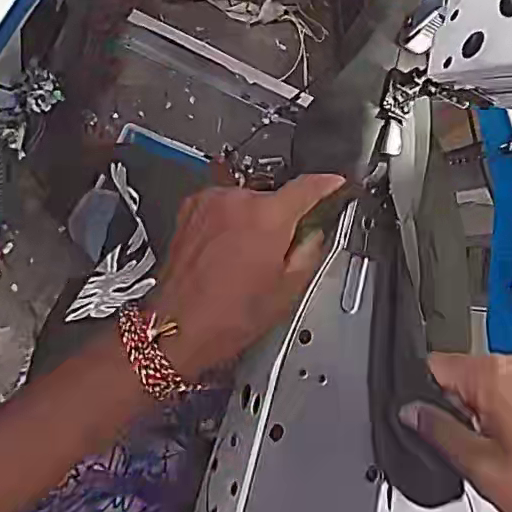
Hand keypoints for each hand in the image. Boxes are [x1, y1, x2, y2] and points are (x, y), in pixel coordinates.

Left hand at [143, 174, 345, 377]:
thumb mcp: (288, 289)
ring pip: (248, 200)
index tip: (333, 184)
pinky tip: (227, 250)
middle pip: (276, 195)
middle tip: (281, 248)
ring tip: (247, 256)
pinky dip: (230, 219)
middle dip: (283, 217)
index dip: (327, 184)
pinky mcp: (191, 209)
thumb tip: (314, 235)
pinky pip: (223, 204)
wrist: (177, 327)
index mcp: (267, 217)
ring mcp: (210, 202)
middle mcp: (237, 201)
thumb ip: (311, 250)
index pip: (308, 186)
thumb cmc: (225, 315)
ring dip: (254, 218)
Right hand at [402, 354, 511, 511]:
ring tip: (487, 453)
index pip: (435, 364)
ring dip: (471, 412)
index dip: (422, 395)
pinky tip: (502, 450)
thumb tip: (411, 411)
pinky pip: (499, 392)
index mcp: (496, 375)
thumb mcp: (478, 466)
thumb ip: (437, 430)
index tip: (423, 420)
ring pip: (477, 384)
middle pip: (457, 373)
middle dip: (449, 405)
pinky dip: (491, 415)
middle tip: (460, 446)